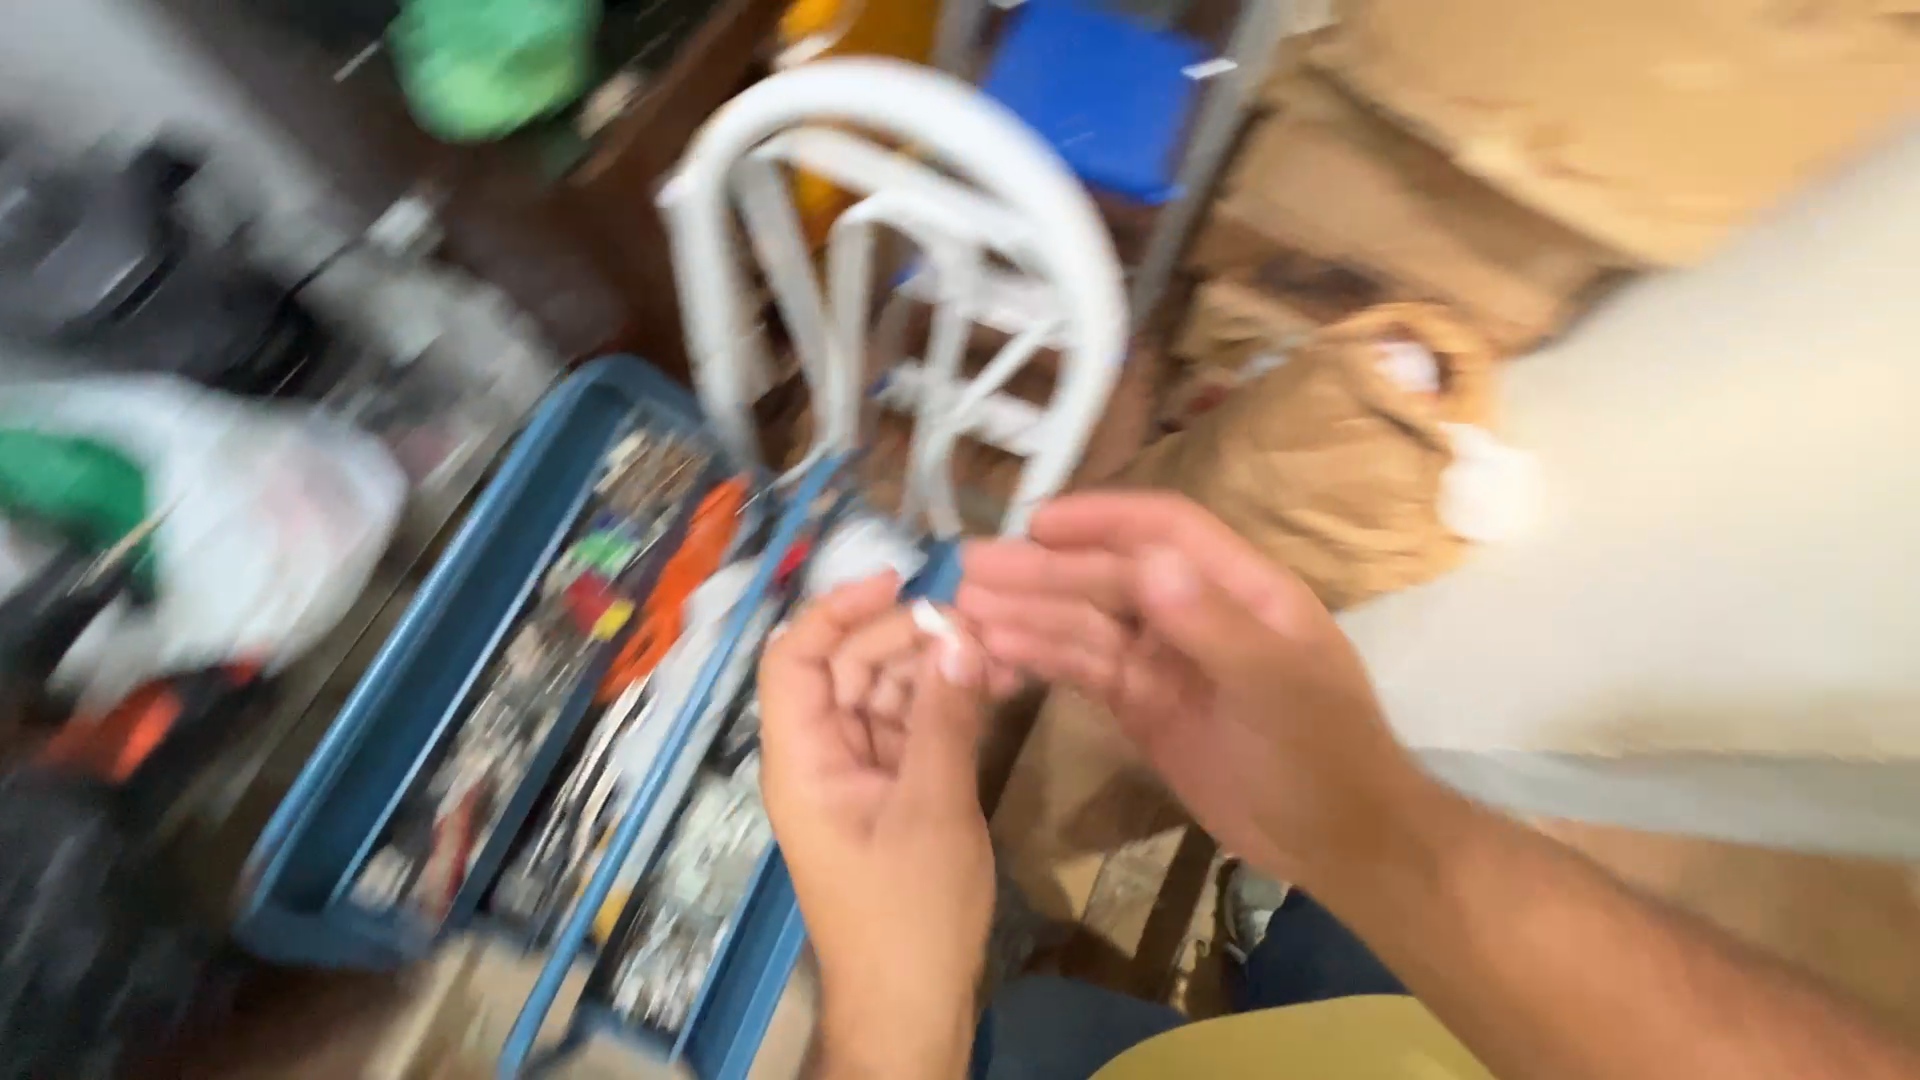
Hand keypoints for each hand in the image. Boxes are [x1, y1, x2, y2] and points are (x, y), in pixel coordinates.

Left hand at [758, 575, 990, 1078]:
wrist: (914, 1004)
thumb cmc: (910, 913)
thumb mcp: (934, 808)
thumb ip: (946, 717)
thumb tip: (961, 636)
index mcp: (803, 758)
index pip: (794, 659)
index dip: (836, 611)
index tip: (896, 582)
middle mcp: (823, 753)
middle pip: (851, 667)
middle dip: (908, 638)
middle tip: (975, 626)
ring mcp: (861, 769)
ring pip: (889, 692)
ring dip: (937, 667)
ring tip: (995, 648)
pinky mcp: (895, 785)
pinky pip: (915, 724)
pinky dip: (949, 702)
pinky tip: (993, 682)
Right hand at [959, 493, 1441, 889]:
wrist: (1335, 842)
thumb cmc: (1324, 754)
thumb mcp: (1278, 687)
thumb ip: (1213, 626)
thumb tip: (1150, 566)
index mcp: (1237, 585)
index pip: (1162, 529)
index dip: (1100, 518)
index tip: (1037, 522)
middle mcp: (1190, 608)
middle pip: (1106, 576)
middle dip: (1041, 570)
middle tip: (973, 566)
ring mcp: (1160, 656)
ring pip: (1084, 622)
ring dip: (1028, 612)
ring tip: (966, 607)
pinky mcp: (1136, 699)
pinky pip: (1081, 668)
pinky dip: (1040, 657)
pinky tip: (998, 650)